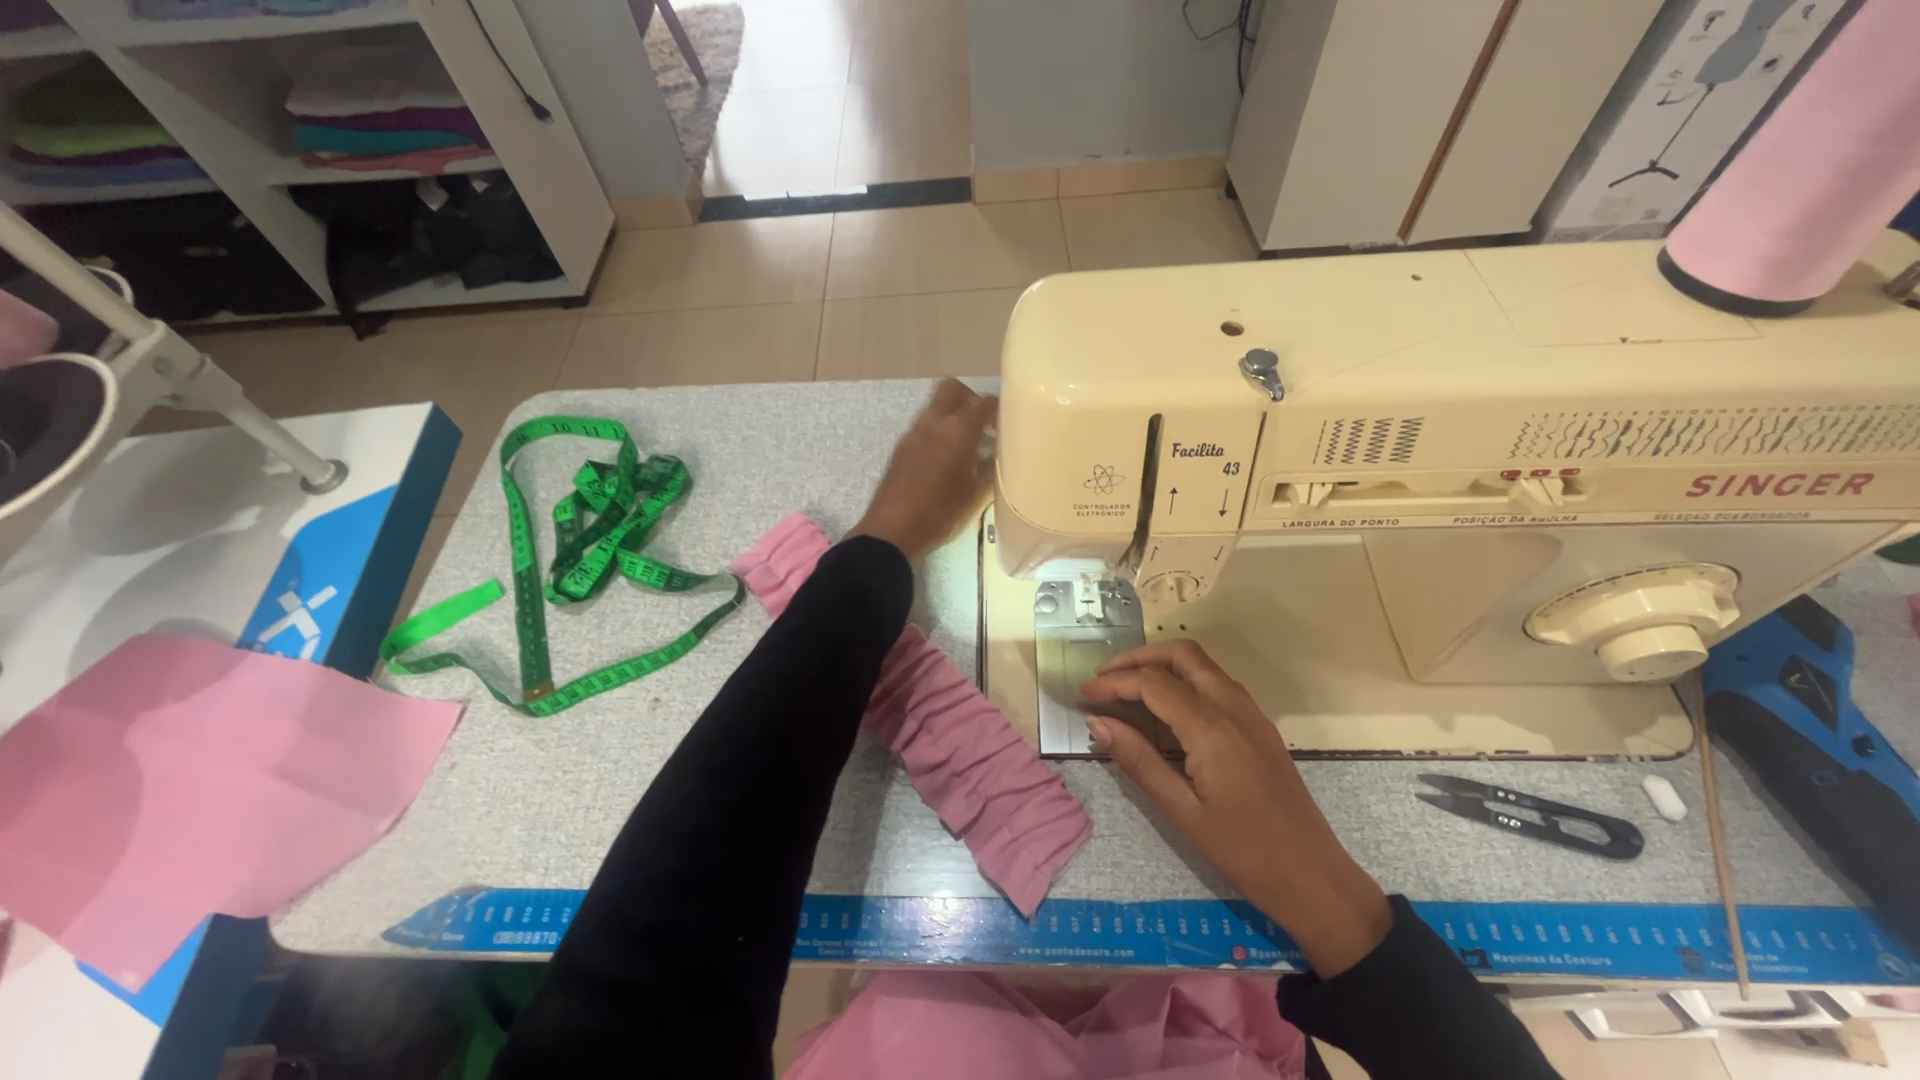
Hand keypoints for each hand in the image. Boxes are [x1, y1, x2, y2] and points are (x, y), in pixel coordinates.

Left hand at [848, 379, 996, 560]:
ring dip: (951, 416)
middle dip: (970, 399)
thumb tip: (995, 458)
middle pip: (953, 388)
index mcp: (958, 430)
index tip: (1007, 423)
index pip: (985, 403)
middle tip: (982, 423)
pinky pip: (923, 427)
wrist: (892, 531)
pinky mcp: (900, 448)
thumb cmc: (941, 513)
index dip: (999, 409)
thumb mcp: (976, 496)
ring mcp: (913, 433)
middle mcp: (934, 422)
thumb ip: (990, 470)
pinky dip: (937, 433)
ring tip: (966, 445)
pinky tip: (945, 460)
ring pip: (935, 407)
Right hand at [1081, 640, 1392, 975]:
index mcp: (1211, 728)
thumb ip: (1139, 760)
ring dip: (1162, 665)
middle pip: (1181, 654)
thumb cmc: (1242, 851)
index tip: (1083, 694)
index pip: (1153, 683)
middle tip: (1104, 678)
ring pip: (1202, 664)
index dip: (1113, 683)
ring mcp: (1251, 714)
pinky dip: (1184, 680)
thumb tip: (1098, 722)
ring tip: (1126, 689)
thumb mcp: (1182, 811)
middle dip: (1138, 657)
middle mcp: (1233, 707)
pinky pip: (1217, 683)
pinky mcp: (1259, 726)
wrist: (1312, 875)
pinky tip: (1165, 709)